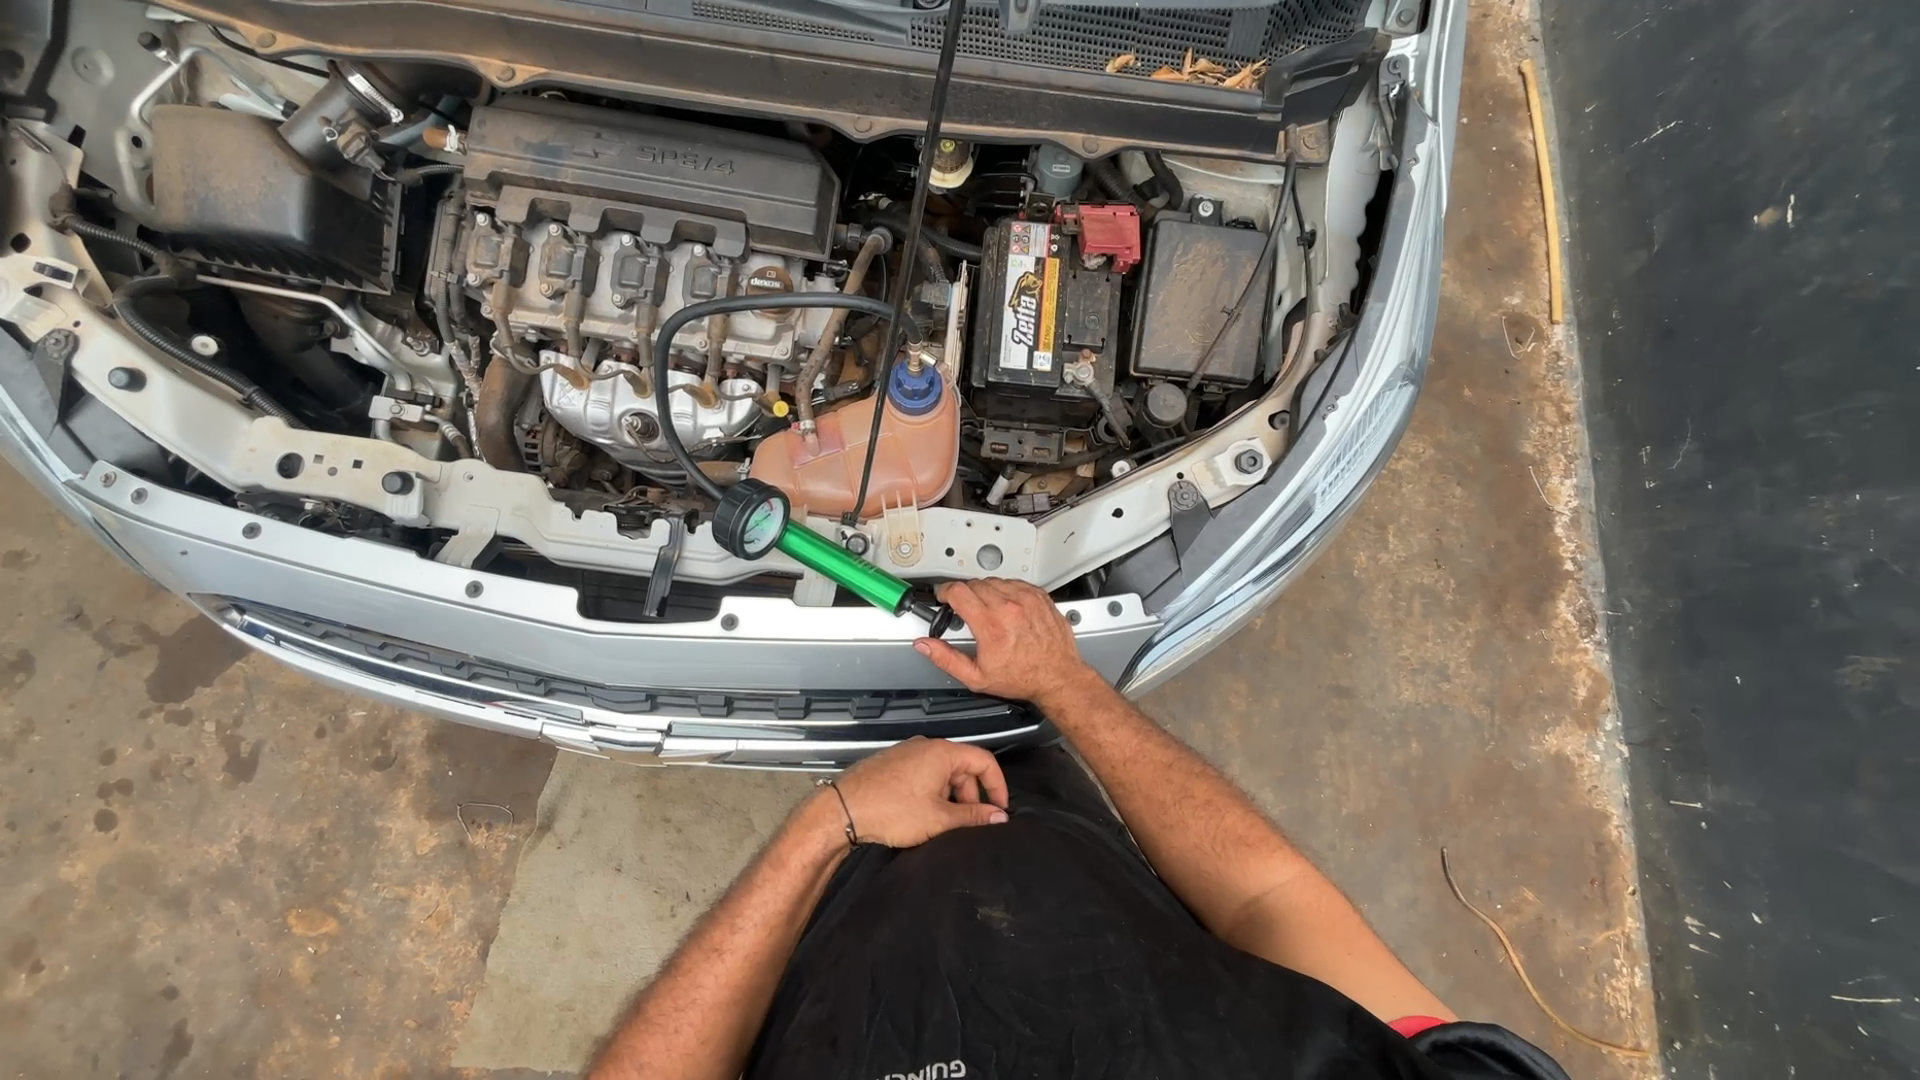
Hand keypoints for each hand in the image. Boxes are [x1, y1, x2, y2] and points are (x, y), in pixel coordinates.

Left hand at [829, 736, 1009, 847]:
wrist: (843, 809)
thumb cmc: (889, 810)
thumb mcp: (939, 818)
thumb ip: (973, 816)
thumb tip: (998, 817)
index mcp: (942, 752)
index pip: (983, 760)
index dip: (997, 785)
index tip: (1000, 809)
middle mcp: (926, 746)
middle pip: (963, 767)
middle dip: (972, 795)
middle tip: (970, 823)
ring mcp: (908, 753)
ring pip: (943, 772)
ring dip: (951, 796)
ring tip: (943, 823)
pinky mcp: (894, 764)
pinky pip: (925, 774)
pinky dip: (933, 792)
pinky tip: (924, 815)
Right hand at [914, 579, 1104, 707]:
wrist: (1057, 676)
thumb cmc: (1023, 677)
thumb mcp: (977, 677)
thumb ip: (946, 658)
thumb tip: (926, 646)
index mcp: (991, 625)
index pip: (958, 591)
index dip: (945, 592)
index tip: (944, 597)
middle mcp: (1009, 607)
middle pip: (974, 584)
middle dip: (964, 594)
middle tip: (964, 609)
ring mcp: (1026, 599)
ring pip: (994, 580)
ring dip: (985, 591)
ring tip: (986, 609)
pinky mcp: (1039, 596)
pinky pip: (1014, 582)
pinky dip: (1005, 590)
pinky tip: (1005, 606)